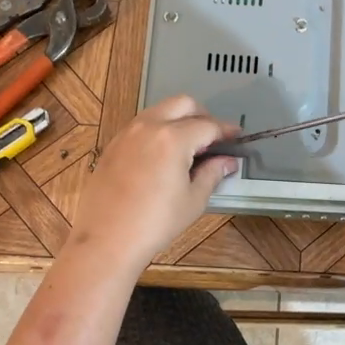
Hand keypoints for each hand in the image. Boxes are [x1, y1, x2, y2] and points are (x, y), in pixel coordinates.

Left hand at [64, 96, 237, 271]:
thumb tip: (228, 161)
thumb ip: (212, 173)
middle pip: (182, 104)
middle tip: (213, 137)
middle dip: (202, 115)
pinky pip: (141, 125)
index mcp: (172, 138)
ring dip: (178, 119)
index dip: (226, 131)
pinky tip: (163, 154)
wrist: (106, 239)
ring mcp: (127, 133)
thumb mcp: (193, 200)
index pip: (207, 126)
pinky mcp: (113, 145)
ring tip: (189, 145)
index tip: (237, 137)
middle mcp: (148, 126)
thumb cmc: (156, 222)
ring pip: (159, 110)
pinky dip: (158, 129)